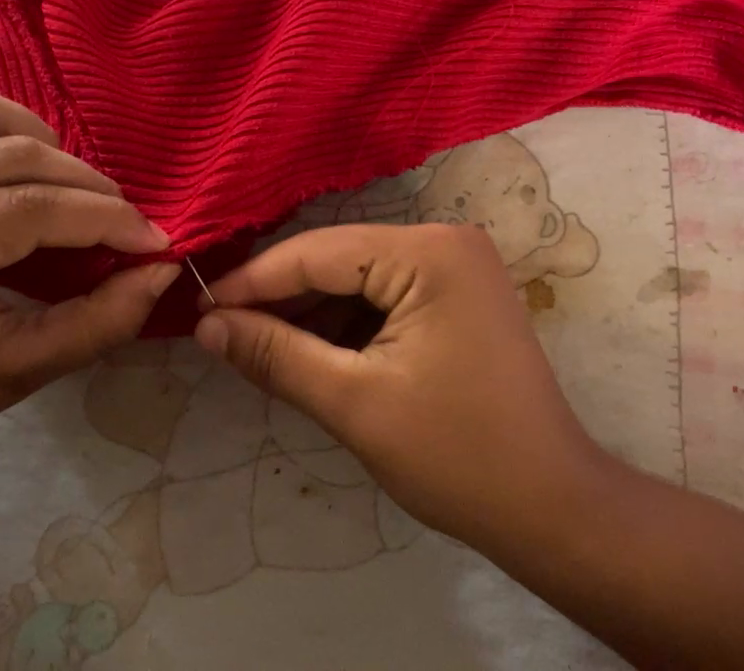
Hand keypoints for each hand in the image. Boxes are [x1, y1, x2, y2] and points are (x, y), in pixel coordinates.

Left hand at [0, 34, 178, 455]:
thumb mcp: (14, 376)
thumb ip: (95, 323)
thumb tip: (161, 268)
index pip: (21, 210)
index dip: (102, 219)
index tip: (156, 241)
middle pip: (6, 158)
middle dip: (86, 187)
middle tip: (128, 224)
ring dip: (38, 136)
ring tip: (71, 181)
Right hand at [192, 223, 603, 545]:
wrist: (549, 504)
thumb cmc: (455, 454)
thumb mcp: (354, 403)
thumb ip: (276, 355)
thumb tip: (207, 325)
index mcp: (429, 251)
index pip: (317, 252)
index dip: (251, 282)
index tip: (195, 311)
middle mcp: (446, 241)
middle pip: (338, 259)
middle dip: (279, 298)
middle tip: (217, 333)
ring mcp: (457, 267)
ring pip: (359, 279)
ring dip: (310, 313)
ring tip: (251, 346)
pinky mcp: (459, 296)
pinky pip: (386, 295)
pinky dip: (346, 324)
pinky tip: (306, 351)